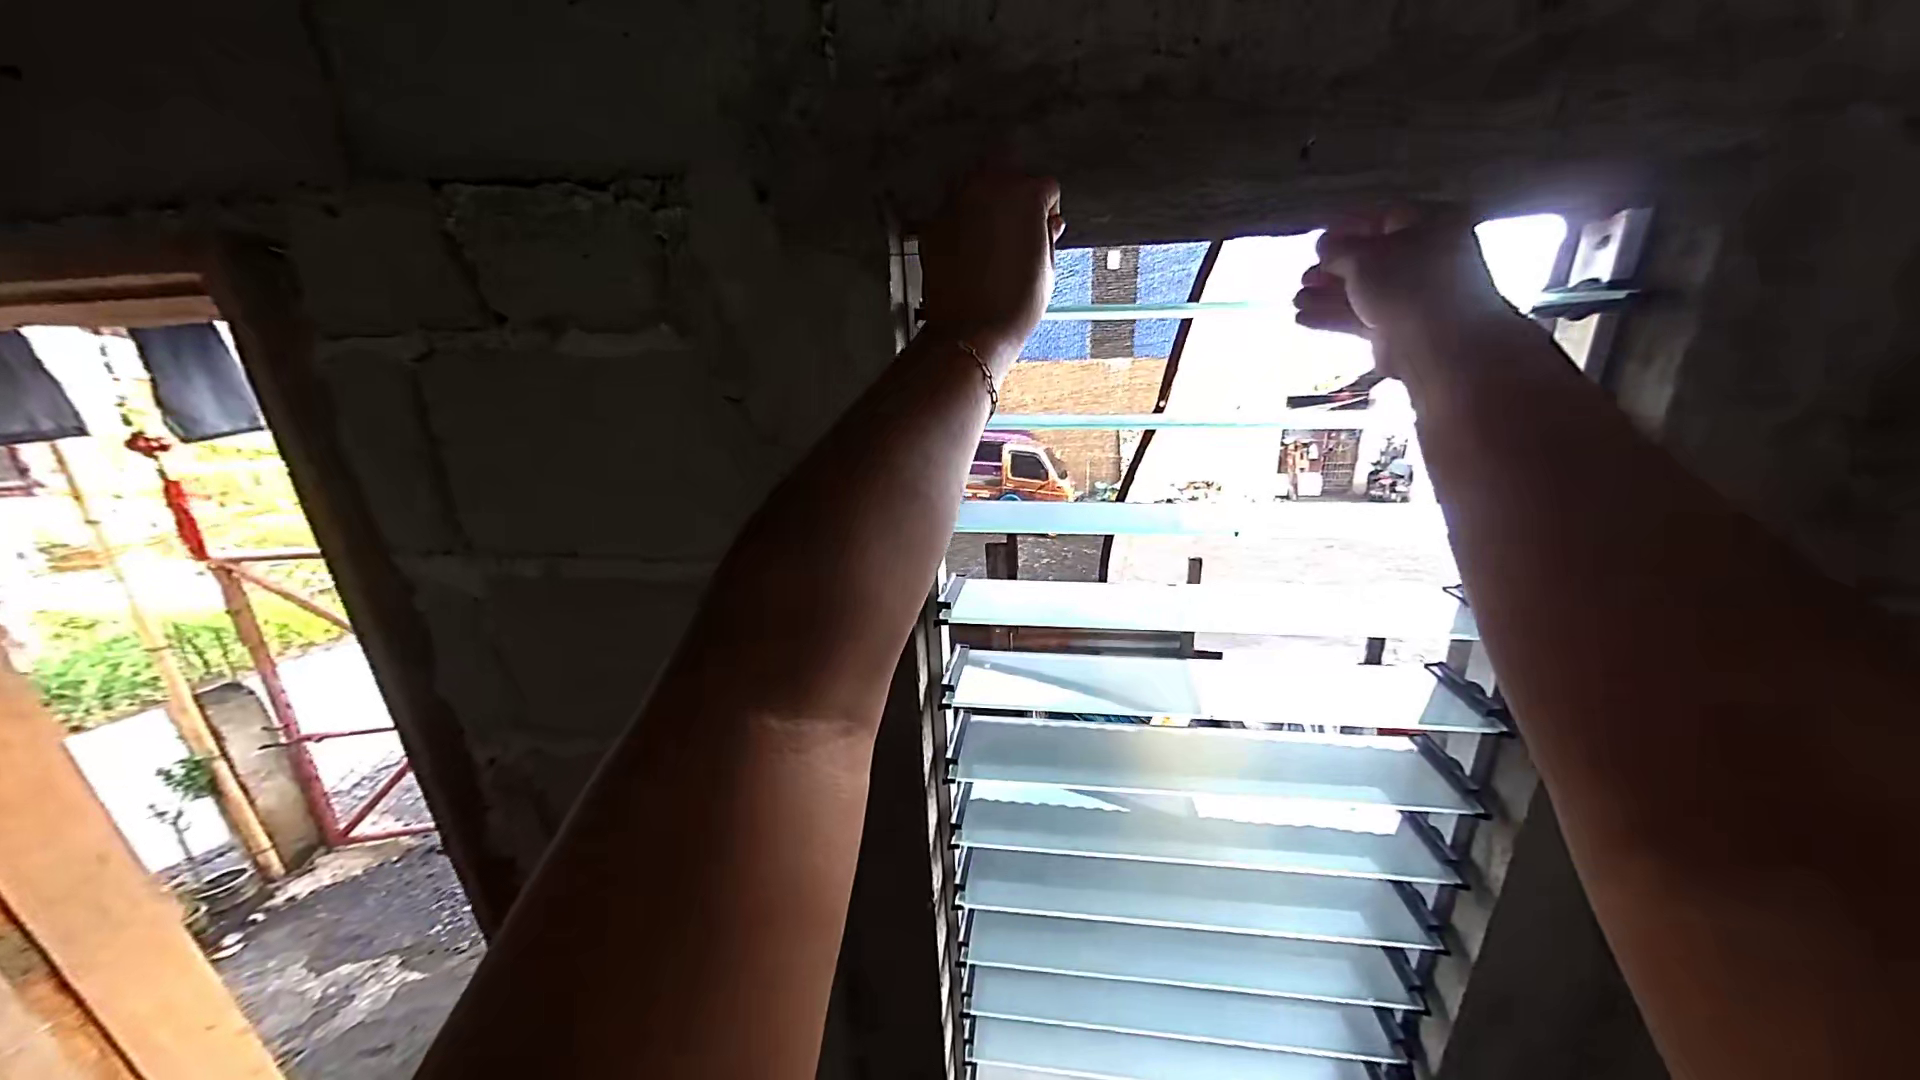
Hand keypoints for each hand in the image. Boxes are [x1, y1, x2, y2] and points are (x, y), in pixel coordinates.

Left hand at [920, 169, 1065, 373]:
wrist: (971, 331)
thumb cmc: (1011, 307)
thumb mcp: (1046, 270)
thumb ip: (1047, 237)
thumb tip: (1048, 227)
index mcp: (1026, 195)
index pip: (1045, 187)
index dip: (1047, 210)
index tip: (1044, 226)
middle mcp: (988, 188)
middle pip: (1006, 173)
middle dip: (1014, 196)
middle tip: (1018, 227)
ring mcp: (956, 203)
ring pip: (974, 186)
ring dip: (984, 203)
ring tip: (991, 237)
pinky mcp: (934, 224)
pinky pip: (951, 212)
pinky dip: (960, 224)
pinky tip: (968, 251)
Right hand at [1292, 208, 1519, 378]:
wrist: (1436, 342)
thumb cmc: (1405, 284)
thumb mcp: (1364, 257)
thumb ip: (1338, 249)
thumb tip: (1324, 245)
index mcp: (1429, 226)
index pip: (1383, 218)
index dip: (1348, 228)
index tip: (1319, 241)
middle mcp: (1422, 257)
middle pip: (1368, 259)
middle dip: (1331, 268)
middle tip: (1304, 277)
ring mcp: (1409, 295)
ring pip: (1360, 290)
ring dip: (1325, 295)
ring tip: (1296, 300)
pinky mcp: (1395, 327)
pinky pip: (1359, 316)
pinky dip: (1331, 316)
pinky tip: (1302, 318)